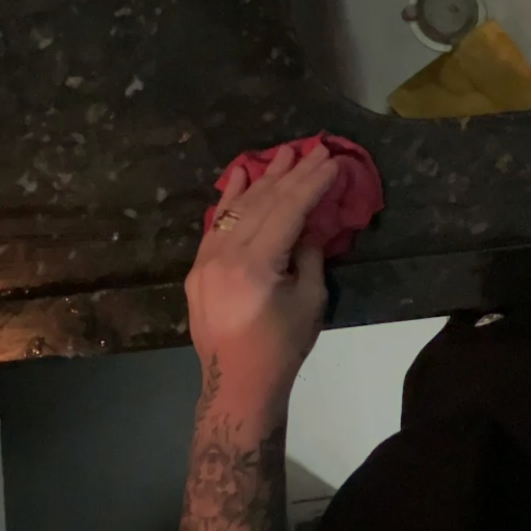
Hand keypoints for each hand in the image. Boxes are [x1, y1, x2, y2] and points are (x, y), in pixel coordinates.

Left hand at [185, 145, 339, 396]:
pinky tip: (241, 175)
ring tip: (285, 155)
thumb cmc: (282, 346)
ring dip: (263, 179)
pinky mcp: (198, 267)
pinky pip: (216, 224)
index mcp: (255, 265)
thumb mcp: (310, 301)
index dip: (311, 184)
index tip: (331, 162)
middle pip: (262, 202)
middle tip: (315, 149)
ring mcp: (206, 260)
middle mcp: (225, 256)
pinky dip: (230, 198)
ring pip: (238, 208)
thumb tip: (306, 227)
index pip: (287, 211)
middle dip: (292, 174)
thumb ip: (307, 256)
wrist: (238, 382)